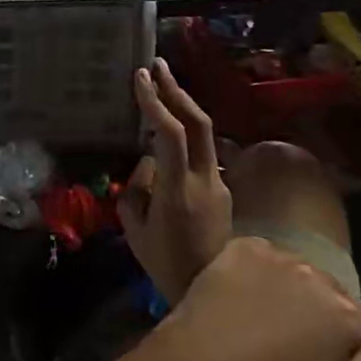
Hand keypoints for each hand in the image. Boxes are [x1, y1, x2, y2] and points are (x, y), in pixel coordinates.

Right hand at [118, 58, 230, 303]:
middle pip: (199, 123)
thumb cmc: (166, 266)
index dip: (155, 101)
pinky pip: (205, 151)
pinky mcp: (224, 191)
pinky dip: (188, 130)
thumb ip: (135, 190)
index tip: (140, 77)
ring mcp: (220, 185)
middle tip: (157, 65)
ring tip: (164, 85)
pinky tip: (172, 128)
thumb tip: (145, 165)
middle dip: (177, 90)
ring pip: (206, 133)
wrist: (212, 296)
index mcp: (179, 190)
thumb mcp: (136, 230)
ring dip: (184, 105)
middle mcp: (206, 181)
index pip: (170, 133)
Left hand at [157, 238, 360, 360]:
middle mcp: (314, 273)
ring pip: (293, 267)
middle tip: (294, 334)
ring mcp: (273, 254)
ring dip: (288, 285)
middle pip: (327, 288)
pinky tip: (244, 293)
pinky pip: (258, 253)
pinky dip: (256, 269)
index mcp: (345, 312)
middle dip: (318, 306)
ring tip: (266, 314)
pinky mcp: (238, 244)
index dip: (348, 338)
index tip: (328, 353)